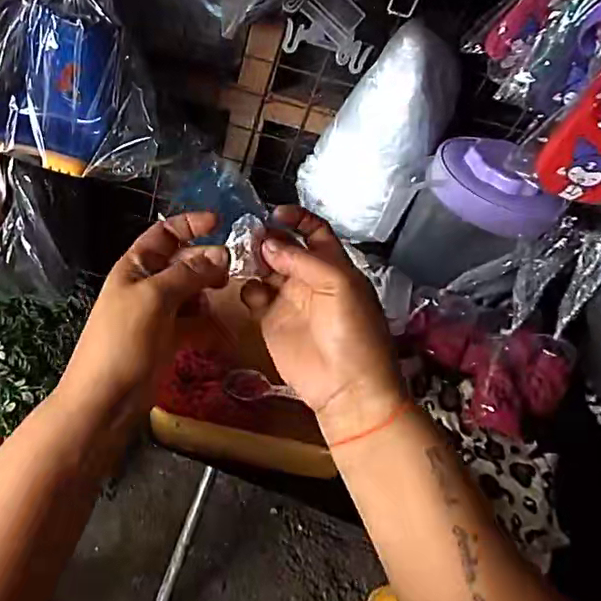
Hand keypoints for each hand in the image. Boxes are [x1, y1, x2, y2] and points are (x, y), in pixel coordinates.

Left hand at [65, 212, 227, 412]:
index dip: (189, 224)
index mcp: (136, 267)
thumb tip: (222, 254)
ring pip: (193, 293)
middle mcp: (148, 285)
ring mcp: (159, 313)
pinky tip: (223, 333)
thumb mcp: (155, 298)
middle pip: (184, 262)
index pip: (164, 234)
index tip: (219, 222)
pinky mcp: (169, 339)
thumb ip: (189, 273)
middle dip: (207, 263)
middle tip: (232, 270)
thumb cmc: (122, 341)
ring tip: (227, 300)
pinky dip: (209, 325)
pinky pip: (195, 323)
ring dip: (210, 295)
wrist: (104, 400)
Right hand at [241, 207, 403, 439]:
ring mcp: (289, 299)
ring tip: (245, 260)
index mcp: (334, 265)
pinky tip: (251, 292)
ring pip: (265, 268)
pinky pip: (254, 295)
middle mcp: (310, 278)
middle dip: (268, 238)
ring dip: (254, 260)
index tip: (275, 213)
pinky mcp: (270, 321)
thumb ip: (304, 261)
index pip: (314, 231)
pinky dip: (248, 288)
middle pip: (284, 247)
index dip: (297, 218)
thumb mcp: (340, 286)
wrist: (347, 387)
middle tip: (251, 236)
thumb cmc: (355, 333)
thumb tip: (269, 242)